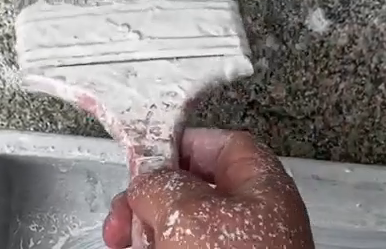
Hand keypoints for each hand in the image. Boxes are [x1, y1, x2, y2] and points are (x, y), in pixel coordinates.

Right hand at [102, 129, 314, 248]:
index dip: (179, 147)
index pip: (220, 146)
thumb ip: (161, 182)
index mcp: (262, 186)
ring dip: (149, 236)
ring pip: (184, 234)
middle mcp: (256, 221)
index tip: (143, 160)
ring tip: (127, 246)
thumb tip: (146, 183)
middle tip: (122, 222)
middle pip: (194, 194)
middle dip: (151, 203)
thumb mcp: (186, 211)